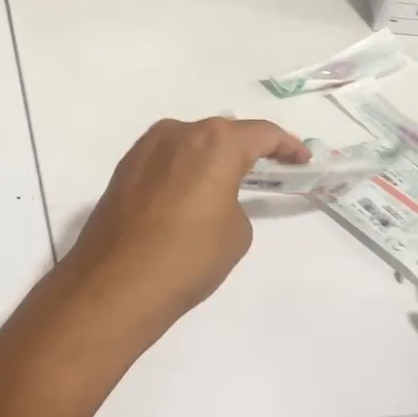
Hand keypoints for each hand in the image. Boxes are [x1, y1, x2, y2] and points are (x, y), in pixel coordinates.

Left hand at [60, 118, 307, 334]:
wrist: (115, 283)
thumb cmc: (187, 257)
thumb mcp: (235, 232)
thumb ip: (234, 201)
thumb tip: (212, 198)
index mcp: (214, 142)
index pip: (260, 134)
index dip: (286, 146)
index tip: (302, 159)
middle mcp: (177, 133)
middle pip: (220, 134)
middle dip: (245, 149)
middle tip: (266, 170)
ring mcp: (144, 150)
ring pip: (188, 144)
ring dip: (209, 158)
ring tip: (227, 181)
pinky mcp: (123, 170)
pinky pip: (164, 160)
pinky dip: (183, 170)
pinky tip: (190, 192)